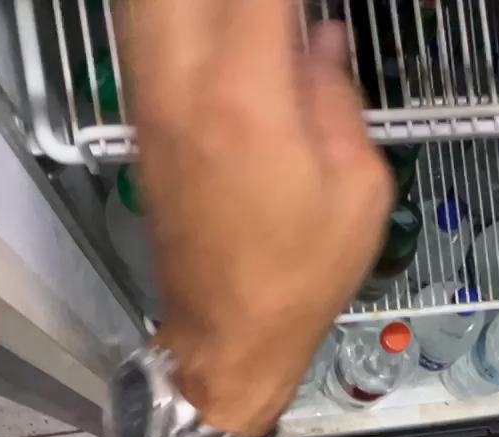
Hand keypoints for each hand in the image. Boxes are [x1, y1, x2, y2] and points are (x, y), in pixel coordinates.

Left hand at [124, 0, 391, 435]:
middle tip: (274, 10)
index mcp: (247, 98)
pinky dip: (175, 15)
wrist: (228, 340)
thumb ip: (339, 99)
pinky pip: (140, 29)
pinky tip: (214, 30)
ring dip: (200, 5)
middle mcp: (183, 85)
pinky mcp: (140, 125)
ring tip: (247, 21)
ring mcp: (150, 103)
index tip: (312, 6)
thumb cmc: (299, 282)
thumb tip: (324, 38)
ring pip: (145, 0)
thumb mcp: (358, 195)